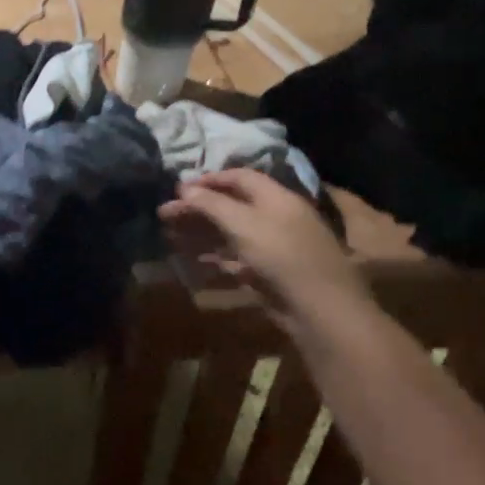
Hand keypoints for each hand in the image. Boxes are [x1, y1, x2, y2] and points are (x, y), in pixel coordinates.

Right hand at [159, 169, 367, 325]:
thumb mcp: (241, 222)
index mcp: (276, 198)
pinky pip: (236, 257)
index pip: (239, 177)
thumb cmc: (280, 254)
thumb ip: (211, 203)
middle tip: (165, 214)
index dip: (208, 179)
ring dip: (200, 232)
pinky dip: (214, 256)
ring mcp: (273, 246)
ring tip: (170, 236)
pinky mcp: (269, 272)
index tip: (177, 189)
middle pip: (231, 205)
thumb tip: (184, 189)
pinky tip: (194, 260)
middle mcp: (276, 217)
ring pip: (230, 232)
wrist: (319, 307)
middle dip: (197, 207)